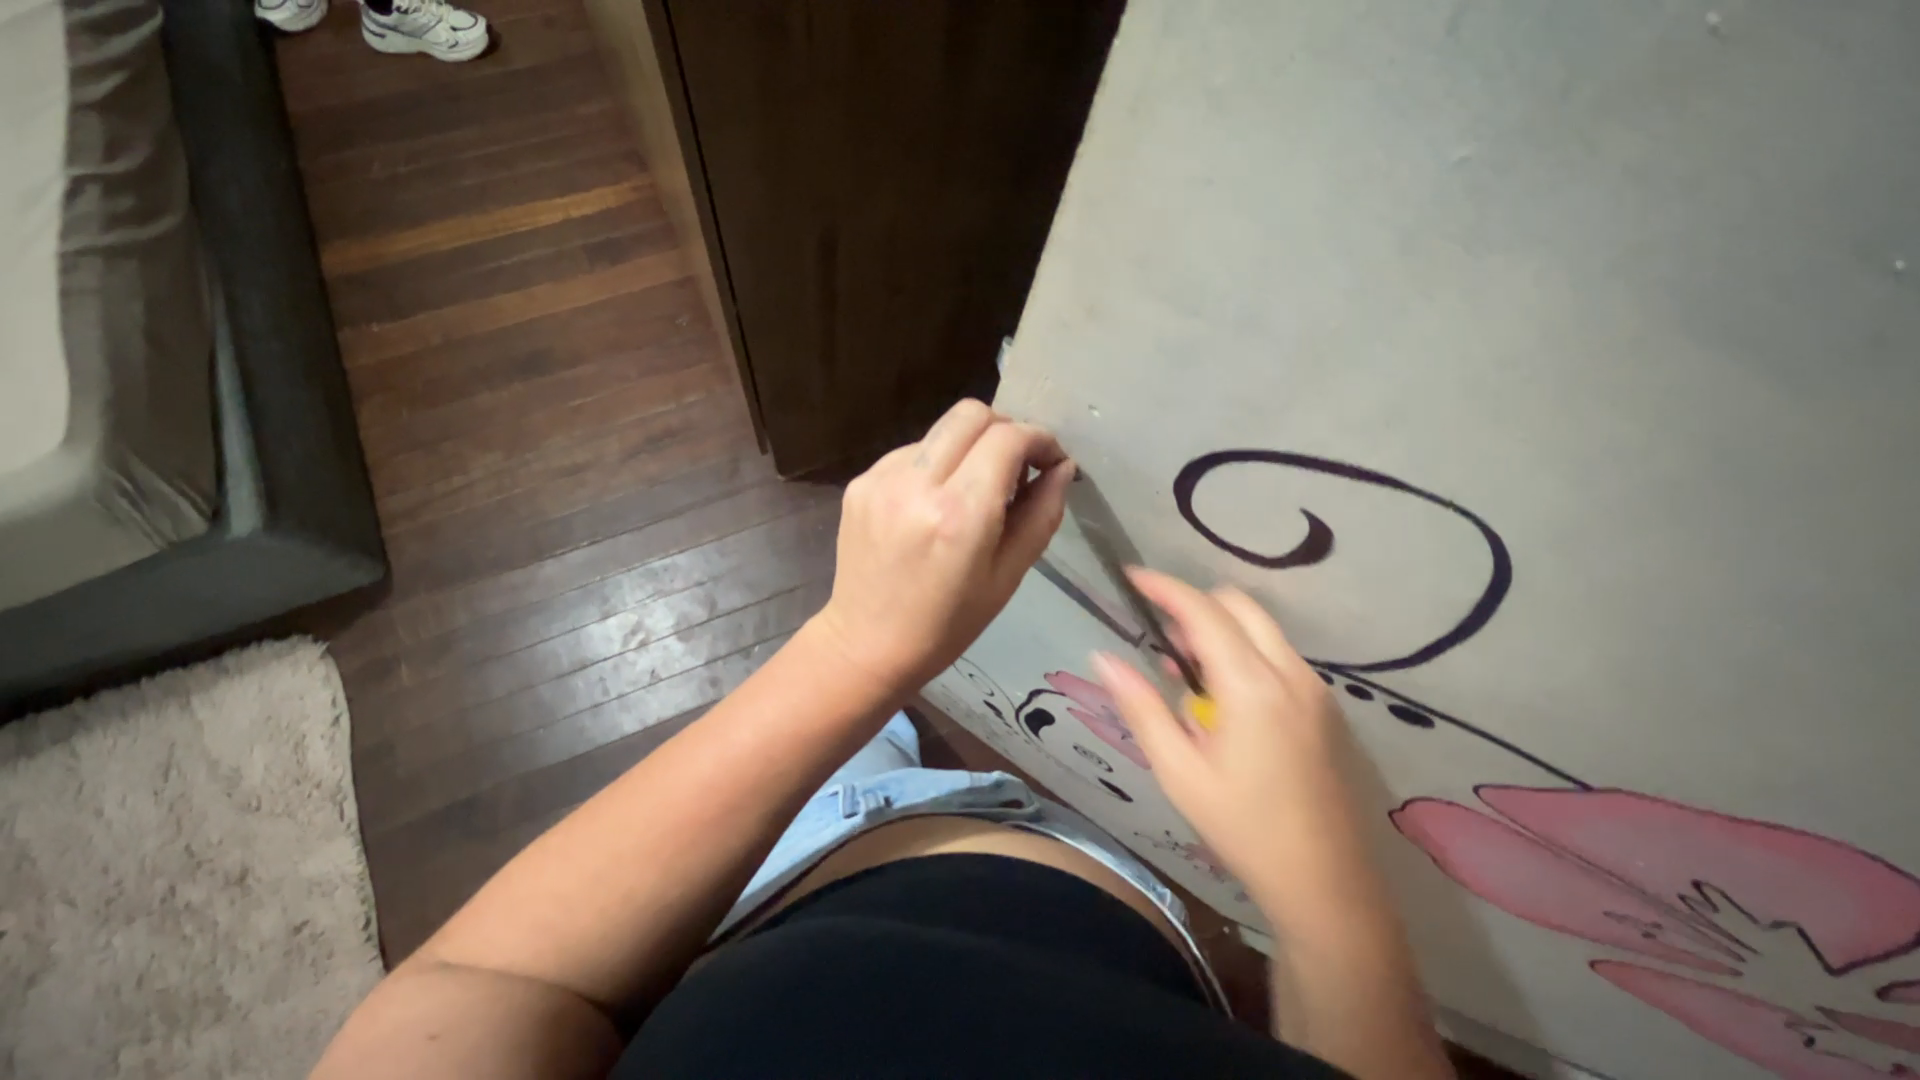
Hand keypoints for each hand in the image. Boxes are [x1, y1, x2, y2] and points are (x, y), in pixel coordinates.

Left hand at [807, 399, 1074, 697]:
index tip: (1051, 462)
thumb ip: (1041, 515)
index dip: (1040, 440)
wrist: (867, 644)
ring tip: (974, 492)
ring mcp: (881, 480)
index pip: (1009, 438)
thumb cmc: (948, 624)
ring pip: (941, 431)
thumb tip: (1061, 469)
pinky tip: (935, 506)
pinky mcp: (860, 484)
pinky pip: (911, 454)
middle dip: (1006, 429)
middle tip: (1017, 466)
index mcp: (960, 514)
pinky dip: (935, 467)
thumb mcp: (1008, 576)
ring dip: (969, 448)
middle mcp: (917, 485)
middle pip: (972, 414)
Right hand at [1093, 570, 1368, 911]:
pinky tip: (1223, 704)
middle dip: (1196, 608)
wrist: (1325, 881)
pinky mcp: (1324, 709)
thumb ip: (1142, 708)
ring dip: (1222, 634)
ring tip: (1186, 677)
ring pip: (1262, 631)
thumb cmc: (1242, 827)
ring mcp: (1314, 690)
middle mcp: (1290, 674)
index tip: (1133, 578)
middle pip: (1240, 607)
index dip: (1166, 588)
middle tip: (1161, 640)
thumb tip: (1103, 658)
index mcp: (1252, 687)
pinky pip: (1278, 658)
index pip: (1204, 612)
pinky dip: (1246, 656)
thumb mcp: (1179, 772)